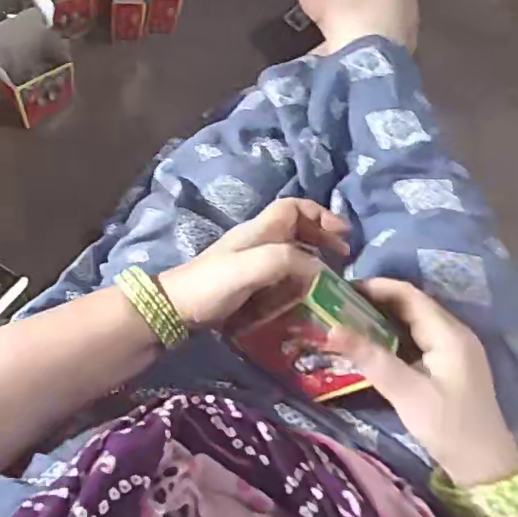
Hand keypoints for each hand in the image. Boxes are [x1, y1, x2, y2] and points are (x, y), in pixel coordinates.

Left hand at [157, 199, 351, 329]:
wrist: (174, 309)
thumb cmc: (212, 285)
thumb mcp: (252, 267)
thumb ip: (287, 261)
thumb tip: (318, 270)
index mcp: (258, 231)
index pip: (294, 207)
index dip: (321, 215)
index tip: (343, 234)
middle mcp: (255, 241)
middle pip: (295, 229)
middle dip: (321, 238)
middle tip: (343, 258)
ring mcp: (247, 263)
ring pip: (288, 252)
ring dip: (312, 261)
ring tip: (329, 280)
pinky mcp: (243, 284)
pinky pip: (278, 275)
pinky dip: (296, 280)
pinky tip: (303, 297)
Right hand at [323, 278, 517, 485]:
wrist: (485, 467)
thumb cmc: (447, 426)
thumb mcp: (404, 392)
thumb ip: (369, 357)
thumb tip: (330, 329)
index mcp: (449, 334)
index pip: (409, 294)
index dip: (375, 287)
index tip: (341, 289)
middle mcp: (454, 333)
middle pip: (411, 304)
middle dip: (374, 300)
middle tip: (337, 304)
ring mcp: (454, 348)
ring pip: (413, 320)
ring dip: (381, 316)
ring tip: (347, 320)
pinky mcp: (449, 363)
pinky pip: (416, 336)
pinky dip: (391, 333)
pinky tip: (371, 342)